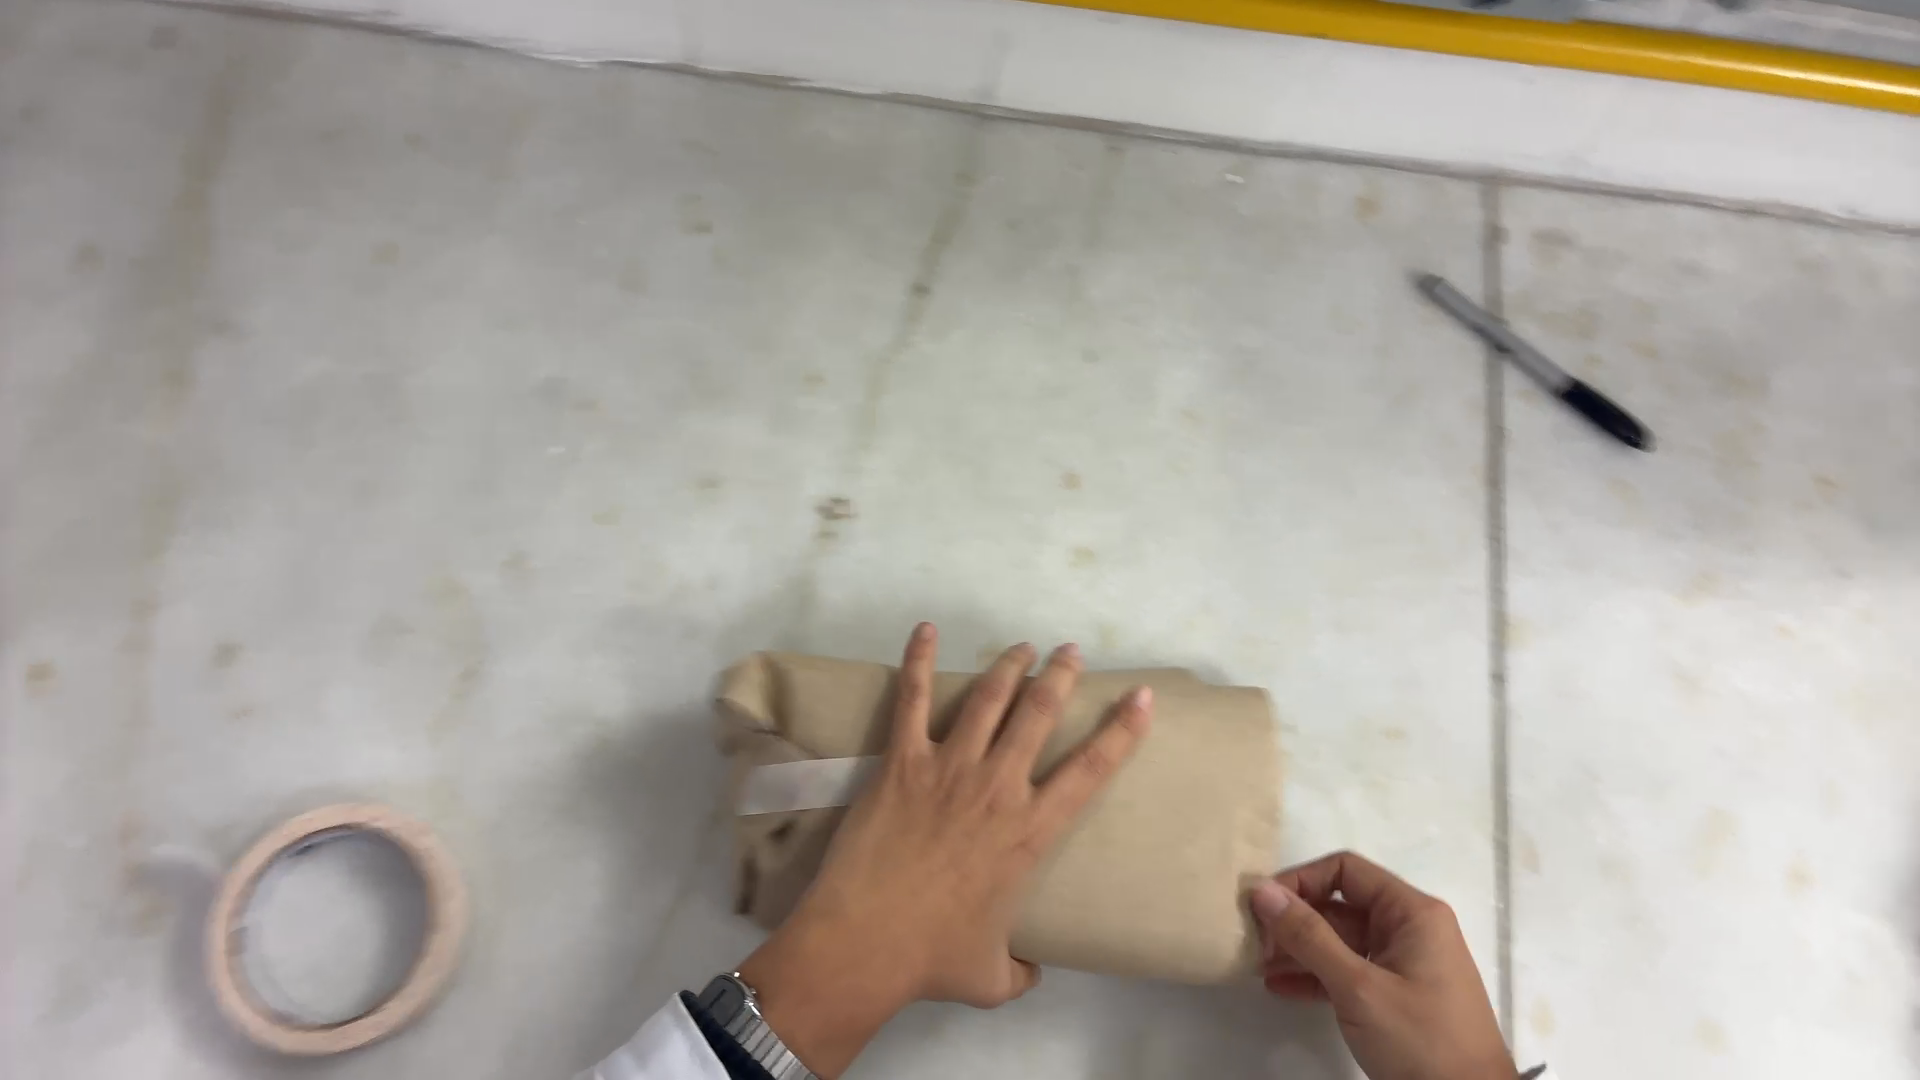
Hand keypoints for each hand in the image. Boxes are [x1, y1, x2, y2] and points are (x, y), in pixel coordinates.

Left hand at [735, 623, 1152, 1076]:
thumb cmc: (931, 957)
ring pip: (988, 698)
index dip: (1121, 731)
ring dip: (1009, 665)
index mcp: (1029, 832)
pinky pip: (913, 699)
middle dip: (1060, 675)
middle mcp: (997, 786)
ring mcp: (948, 767)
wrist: (863, 943)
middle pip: (1039, 713)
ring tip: (1023, 646)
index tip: (1140, 697)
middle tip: (1070, 651)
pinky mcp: (902, 760)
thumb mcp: (992, 977)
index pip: (1090, 770)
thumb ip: (1019, 969)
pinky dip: (919, 661)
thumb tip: (1029, 970)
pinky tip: (926, 629)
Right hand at [1251, 851, 1515, 1079]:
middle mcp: (1408, 929)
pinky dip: (1315, 975)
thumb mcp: (1358, 987)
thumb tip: (1260, 889)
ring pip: (1338, 940)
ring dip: (1298, 950)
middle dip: (1294, 921)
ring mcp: (1403, 964)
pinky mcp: (1396, 996)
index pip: (1345, 871)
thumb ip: (1307, 935)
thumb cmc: (1421, 1042)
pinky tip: (1280, 987)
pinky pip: (1347, 970)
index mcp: (1411, 913)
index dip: (1301, 880)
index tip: (1264, 905)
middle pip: (1338, 905)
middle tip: (1255, 940)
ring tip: (1259, 965)